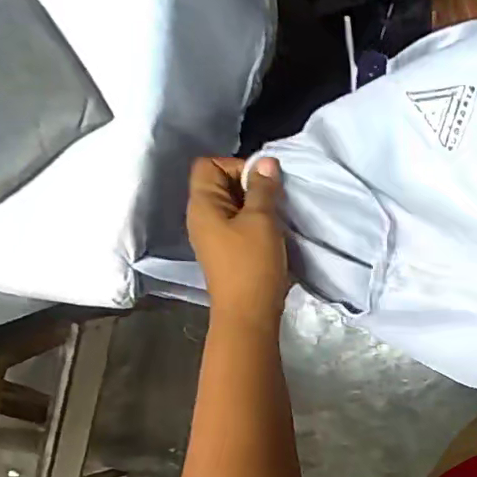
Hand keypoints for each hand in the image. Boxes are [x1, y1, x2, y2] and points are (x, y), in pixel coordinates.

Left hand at [187, 157, 288, 328]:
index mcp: (202, 205)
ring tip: (275, 217)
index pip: (209, 164)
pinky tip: (272, 235)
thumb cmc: (252, 264)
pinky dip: (255, 223)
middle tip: (274, 200)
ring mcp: (213, 236)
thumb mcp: (261, 221)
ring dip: (255, 206)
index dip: (236, 165)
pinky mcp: (227, 252)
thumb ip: (262, 188)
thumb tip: (265, 161)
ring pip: (232, 205)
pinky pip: (238, 225)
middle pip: (220, 183)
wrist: (248, 314)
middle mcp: (201, 217)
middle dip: (249, 185)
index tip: (262, 183)